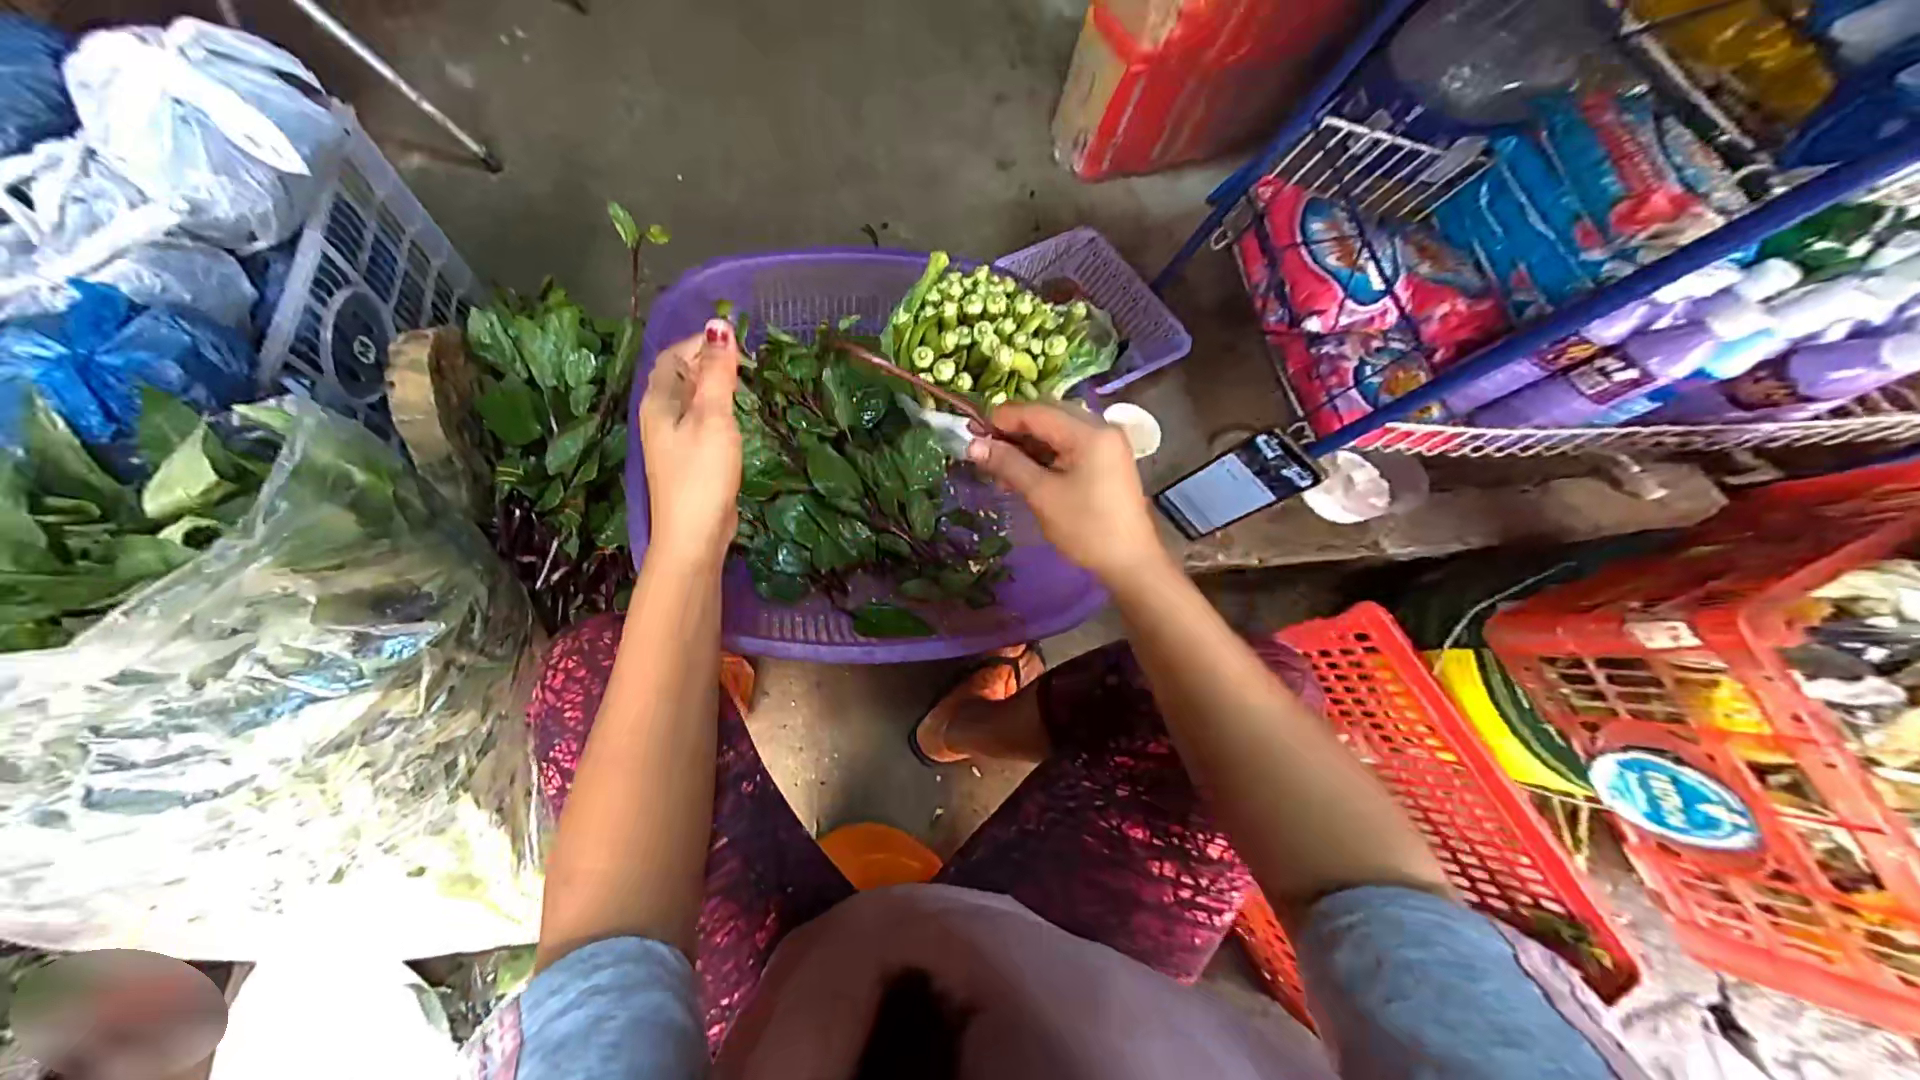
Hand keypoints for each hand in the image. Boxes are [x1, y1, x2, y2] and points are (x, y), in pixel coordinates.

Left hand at [639, 319, 740, 563]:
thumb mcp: (713, 418)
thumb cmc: (702, 473)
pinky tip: (736, 419)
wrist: (693, 534)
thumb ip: (717, 373)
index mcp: (659, 400)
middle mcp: (658, 416)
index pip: (676, 354)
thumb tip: (720, 325)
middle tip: (746, 362)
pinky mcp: (686, 459)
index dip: (703, 342)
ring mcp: (671, 440)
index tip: (739, 342)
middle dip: (709, 361)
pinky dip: (717, 411)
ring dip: (714, 387)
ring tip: (745, 385)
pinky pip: (699, 422)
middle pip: (680, 375)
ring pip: (690, 400)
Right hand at [966, 403, 1168, 581]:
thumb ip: (1008, 464)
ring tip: (1000, 466)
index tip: (974, 431)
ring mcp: (1107, 444)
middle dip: (1015, 431)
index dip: (1003, 418)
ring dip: (1029, 445)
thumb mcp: (1042, 495)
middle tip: (984, 449)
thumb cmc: (1086, 528)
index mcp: (1089, 432)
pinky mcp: (1107, 461)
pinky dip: (1046, 455)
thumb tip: (973, 445)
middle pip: (1049, 416)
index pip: (1038, 411)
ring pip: (1058, 432)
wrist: (1130, 562)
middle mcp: (1102, 428)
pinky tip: (1025, 472)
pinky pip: (1070, 446)